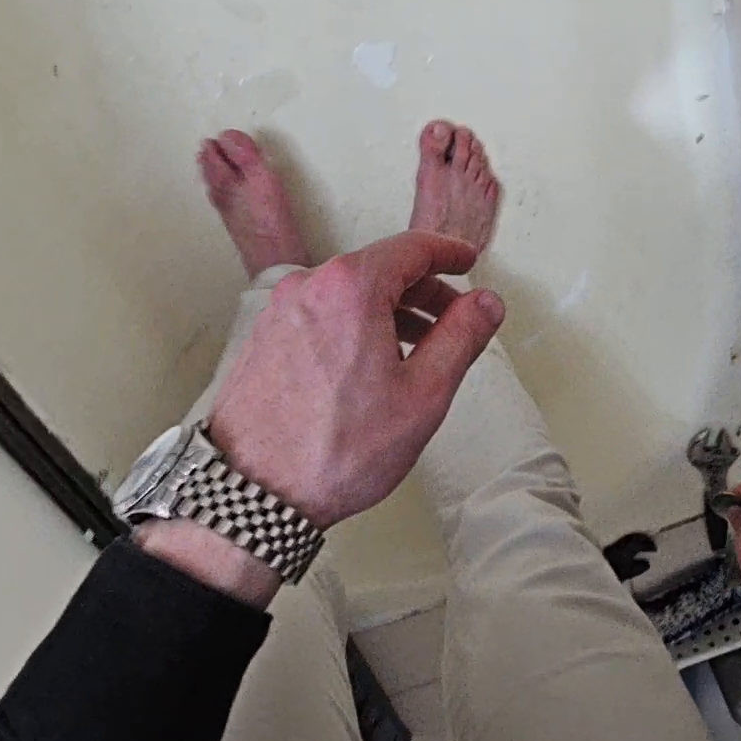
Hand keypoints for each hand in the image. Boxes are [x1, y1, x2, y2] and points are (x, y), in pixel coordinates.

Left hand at [208, 230, 505, 529]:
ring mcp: (282, 312)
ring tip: (420, 349)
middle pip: (381, 268)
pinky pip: (325, 314)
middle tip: (455, 317)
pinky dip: (359, 325)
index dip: (448, 252)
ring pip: (352, 294)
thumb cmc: (335, 451)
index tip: (466, 260)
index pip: (412, 247)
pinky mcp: (267, 338)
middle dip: (425, 290)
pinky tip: (375, 364)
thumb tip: (486, 305)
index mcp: (350, 290)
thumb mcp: (424, 394)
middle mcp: (309, 288)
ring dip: (393, 310)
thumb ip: (462, 337)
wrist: (255, 492)